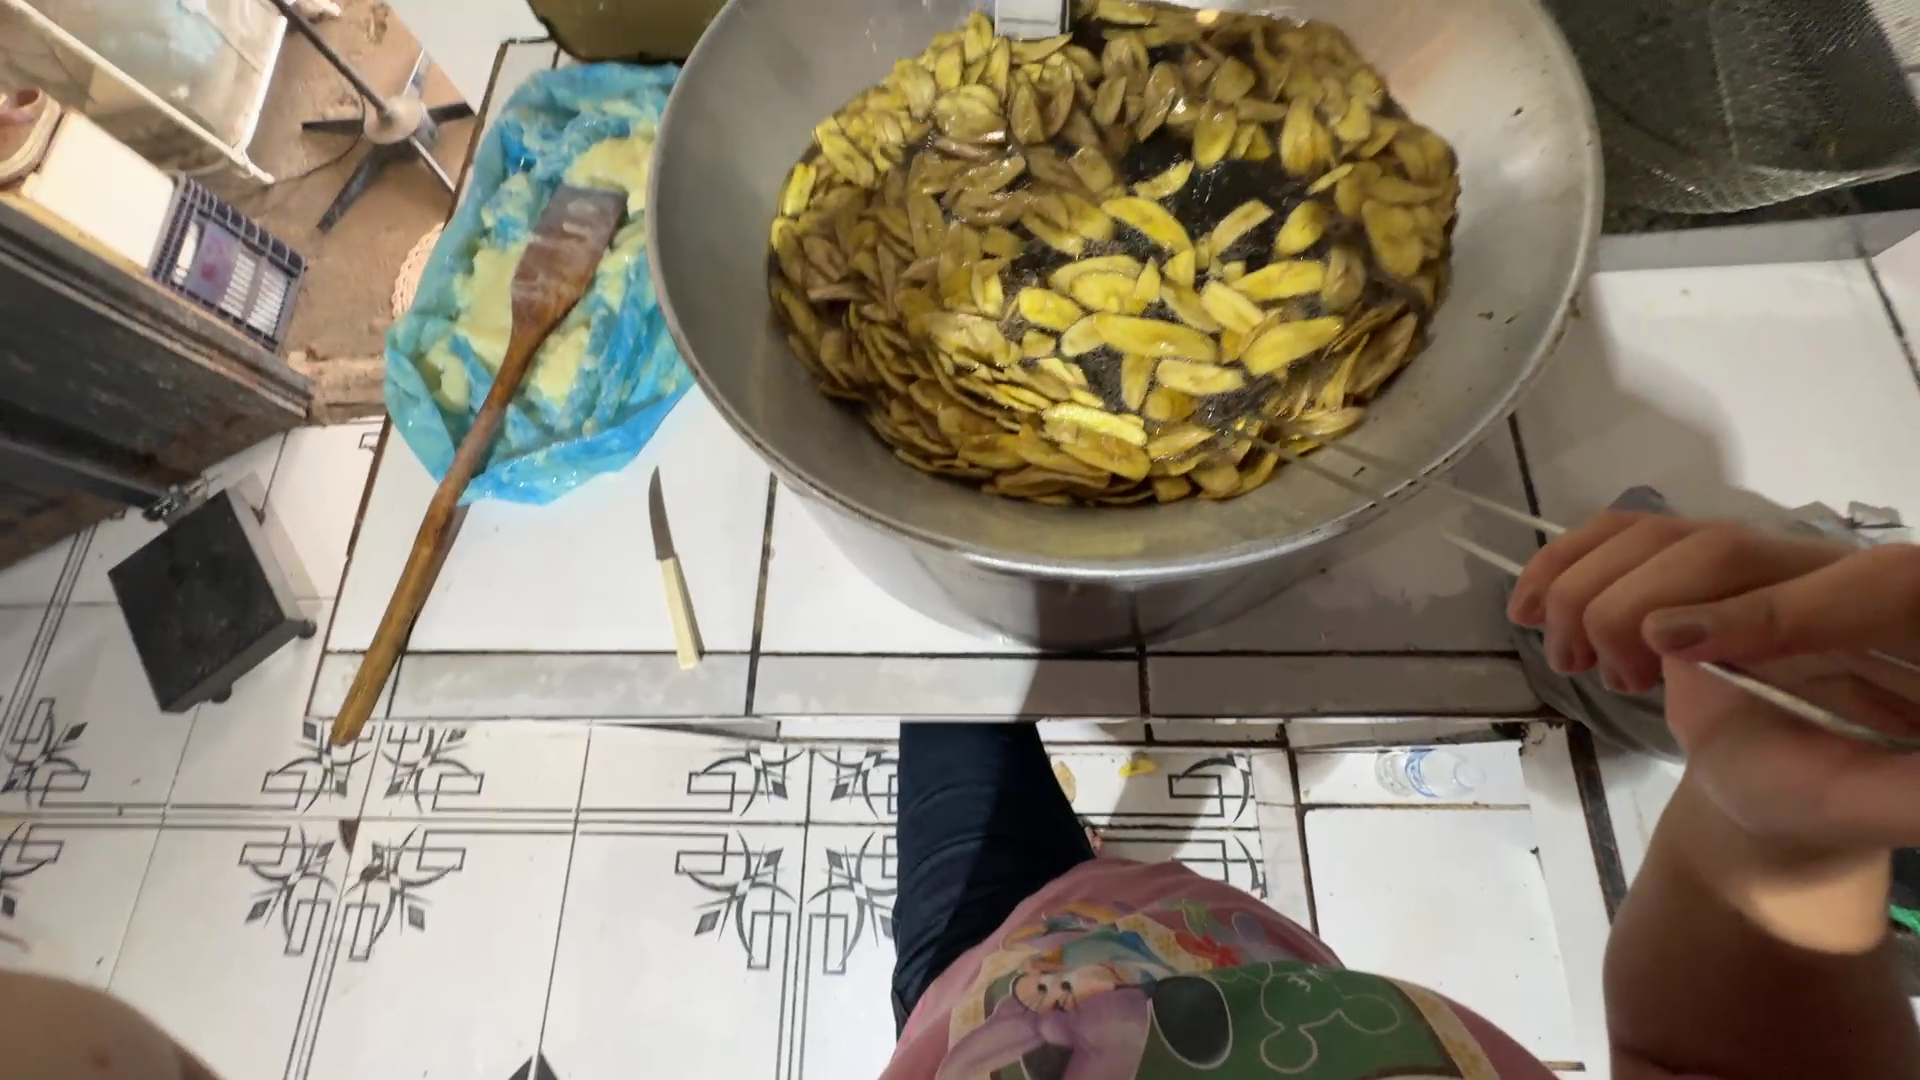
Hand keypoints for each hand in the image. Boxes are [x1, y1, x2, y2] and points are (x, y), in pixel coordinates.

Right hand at [1508, 513, 1919, 852]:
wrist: (1764, 778)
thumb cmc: (1818, 796)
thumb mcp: (1872, 806)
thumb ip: (1912, 795)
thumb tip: (1913, 769)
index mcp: (1907, 628)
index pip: (1865, 587)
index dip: (1763, 610)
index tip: (1666, 647)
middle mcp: (1831, 572)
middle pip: (1720, 549)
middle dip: (1634, 613)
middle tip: (1619, 681)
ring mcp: (1750, 556)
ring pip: (1648, 535)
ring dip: (1581, 599)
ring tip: (1577, 663)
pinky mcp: (1679, 558)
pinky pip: (1610, 532)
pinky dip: (1555, 566)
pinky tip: (1528, 609)